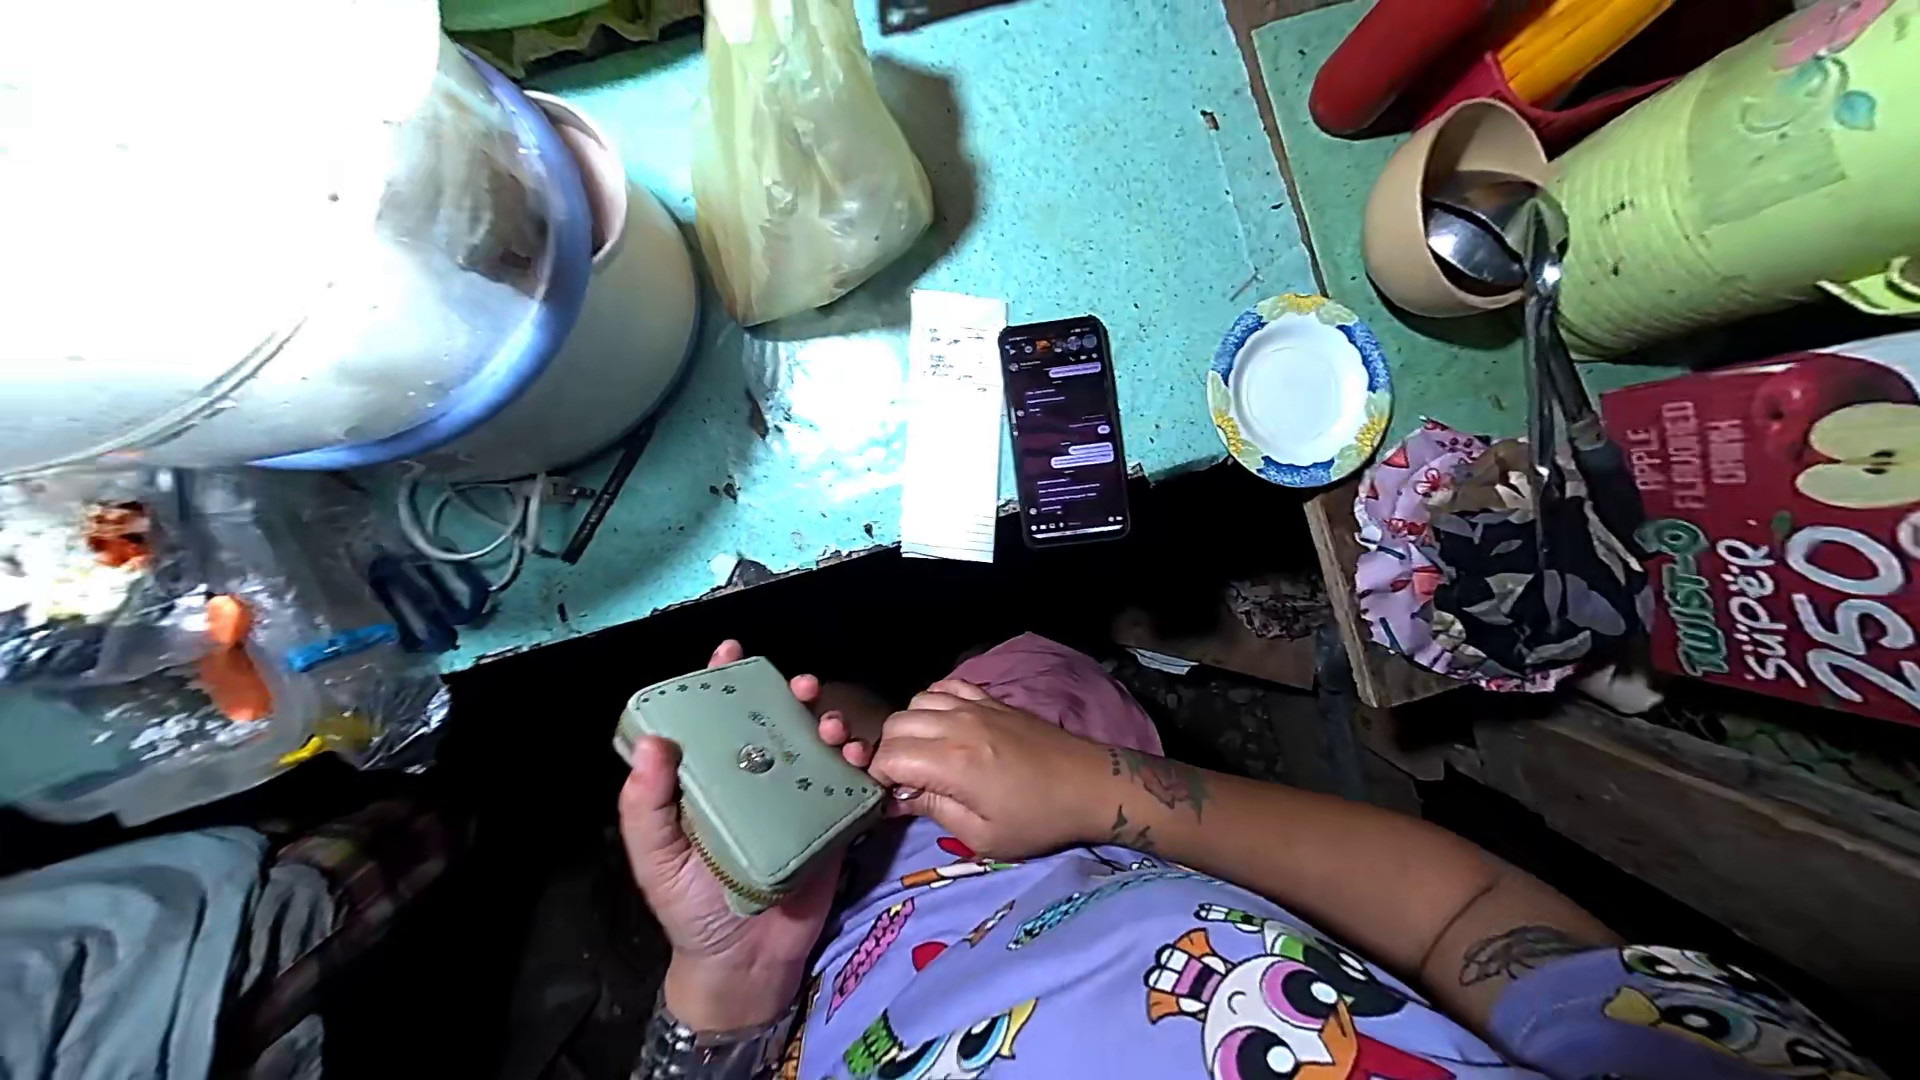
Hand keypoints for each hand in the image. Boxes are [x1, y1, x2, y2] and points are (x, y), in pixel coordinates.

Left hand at [619, 640, 846, 1031]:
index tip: (731, 652)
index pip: (717, 719)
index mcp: (714, 779)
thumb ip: (646, 809)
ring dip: (828, 720)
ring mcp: (797, 794)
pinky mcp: (830, 817)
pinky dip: (858, 760)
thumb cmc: (693, 907)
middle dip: (791, 692)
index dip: (722, 681)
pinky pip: (848, 780)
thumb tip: (653, 744)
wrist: (746, 963)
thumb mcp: (657, 861)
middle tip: (801, 686)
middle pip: (776, 719)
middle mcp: (758, 777)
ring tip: (829, 725)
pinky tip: (856, 756)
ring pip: (816, 741)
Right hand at [865, 680, 1113, 859]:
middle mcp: (957, 724)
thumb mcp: (982, 835)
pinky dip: (934, 701)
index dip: (879, 778)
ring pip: (916, 701)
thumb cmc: (1037, 819)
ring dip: (909, 727)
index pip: (888, 756)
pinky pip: (946, 685)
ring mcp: (974, 705)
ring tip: (924, 753)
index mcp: (953, 762)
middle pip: (895, 723)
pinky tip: (943, 724)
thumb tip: (896, 798)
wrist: (1088, 784)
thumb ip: (933, 810)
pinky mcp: (989, 698)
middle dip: (889, 752)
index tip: (890, 797)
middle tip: (905, 779)